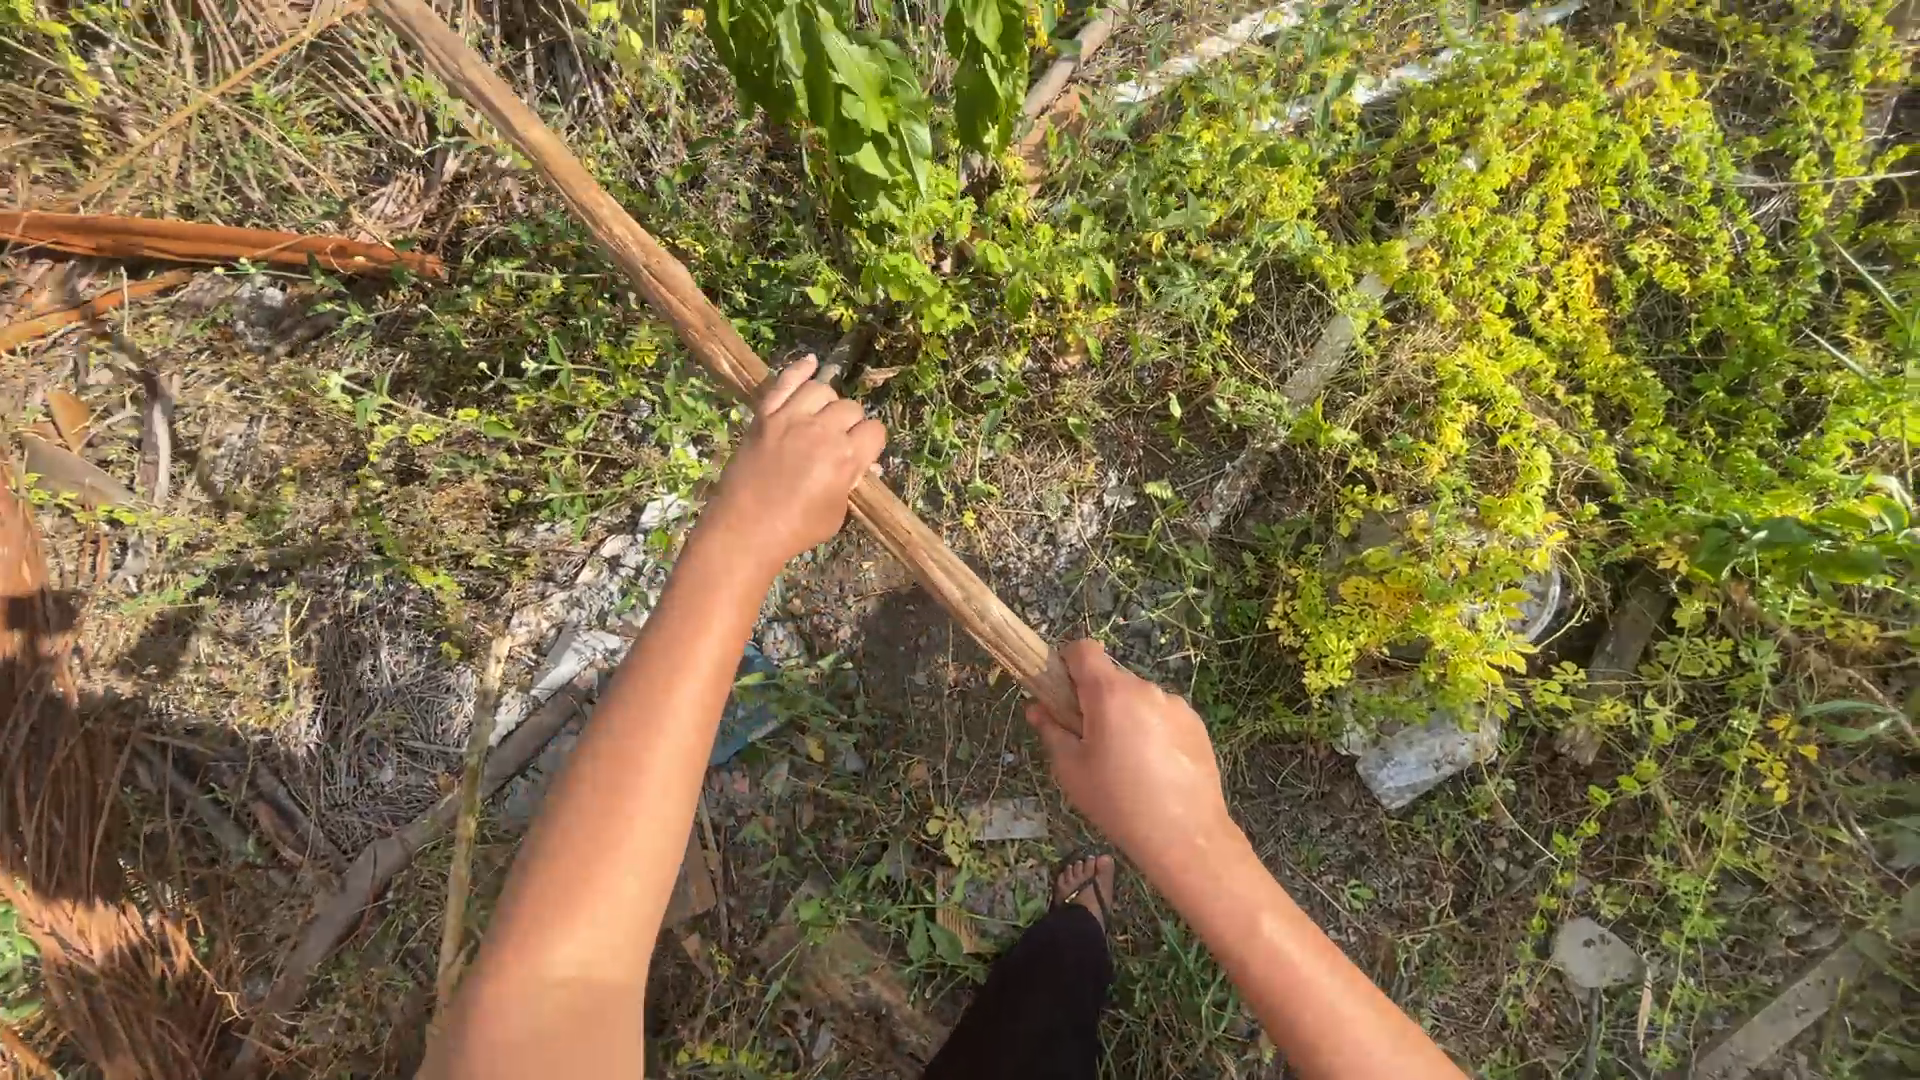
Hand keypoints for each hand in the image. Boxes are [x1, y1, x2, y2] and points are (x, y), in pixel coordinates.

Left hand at [706, 355, 885, 571]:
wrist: (745, 530)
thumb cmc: (796, 529)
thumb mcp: (837, 513)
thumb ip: (851, 482)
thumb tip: (862, 464)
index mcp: (845, 458)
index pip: (874, 431)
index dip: (871, 443)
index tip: (863, 454)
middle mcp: (821, 431)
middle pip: (850, 408)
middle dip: (851, 424)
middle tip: (839, 442)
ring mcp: (790, 419)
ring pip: (821, 390)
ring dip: (828, 402)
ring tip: (823, 418)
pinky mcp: (764, 416)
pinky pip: (784, 382)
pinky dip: (799, 369)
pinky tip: (811, 363)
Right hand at [1026, 640, 1240, 877]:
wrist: (1185, 837)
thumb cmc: (1117, 802)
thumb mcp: (1071, 769)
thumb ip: (1051, 730)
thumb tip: (1037, 708)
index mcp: (1110, 693)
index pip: (1083, 649)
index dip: (1068, 664)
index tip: (1063, 696)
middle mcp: (1144, 688)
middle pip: (1110, 678)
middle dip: (1096, 700)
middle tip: (1092, 742)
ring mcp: (1175, 704)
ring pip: (1137, 698)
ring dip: (1126, 716)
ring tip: (1128, 762)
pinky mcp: (1196, 723)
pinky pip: (1162, 714)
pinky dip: (1152, 729)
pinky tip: (1155, 768)